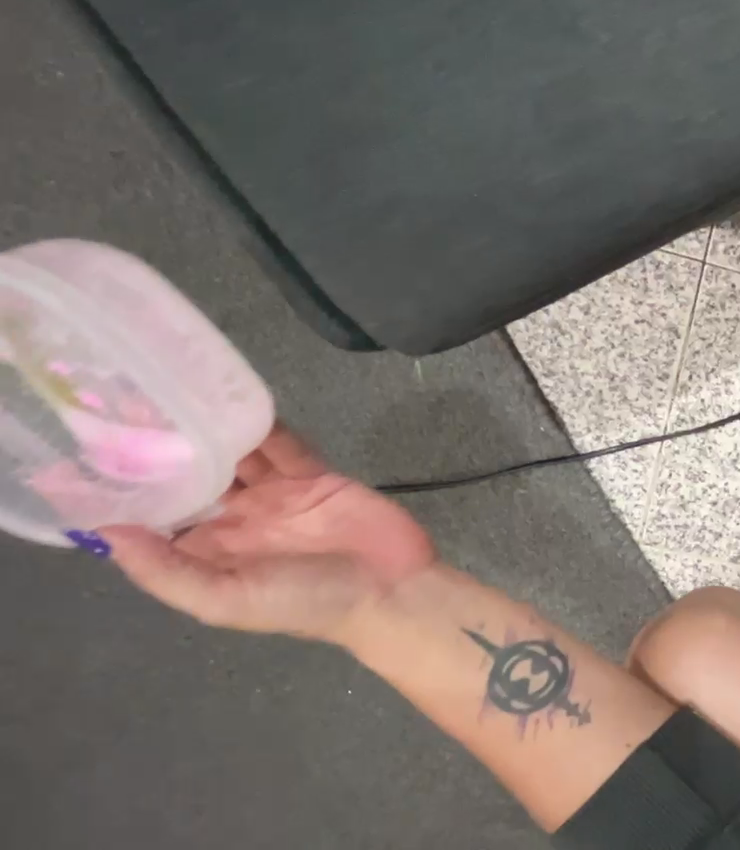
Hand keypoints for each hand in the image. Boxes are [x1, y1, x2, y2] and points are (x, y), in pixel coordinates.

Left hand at [99, 426, 435, 643]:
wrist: (389, 588)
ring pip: (239, 458)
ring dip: (216, 436)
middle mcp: (237, 519)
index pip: (156, 516)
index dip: (128, 492)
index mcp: (207, 551)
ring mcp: (279, 495)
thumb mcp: (225, 599)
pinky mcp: (319, 477)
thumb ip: (166, 570)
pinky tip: (246, 407)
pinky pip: (289, 449)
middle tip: (131, 414)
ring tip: (183, 400)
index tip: (86, 461)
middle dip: (168, 454)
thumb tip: (104, 531)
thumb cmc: (303, 602)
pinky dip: (269, 430)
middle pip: (195, 479)